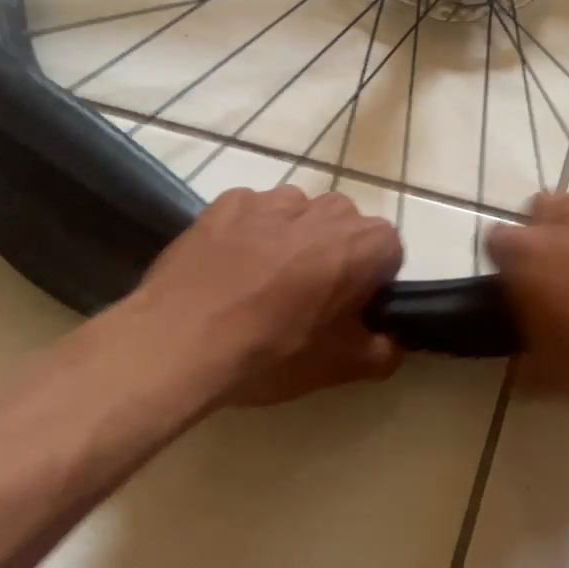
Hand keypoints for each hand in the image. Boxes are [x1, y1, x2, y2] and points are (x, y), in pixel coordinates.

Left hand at [123, 184, 404, 406]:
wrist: (174, 345)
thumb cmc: (271, 353)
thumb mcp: (341, 367)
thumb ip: (385, 351)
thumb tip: (394, 341)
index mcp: (367, 244)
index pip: (389, 252)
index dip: (370, 281)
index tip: (346, 310)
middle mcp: (331, 210)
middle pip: (345, 227)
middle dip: (332, 254)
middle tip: (303, 299)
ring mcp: (276, 201)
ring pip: (298, 215)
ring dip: (290, 240)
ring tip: (258, 283)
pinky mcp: (228, 203)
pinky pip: (251, 213)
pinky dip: (247, 233)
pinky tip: (227, 269)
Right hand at [484, 188, 568, 415]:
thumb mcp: (543, 361)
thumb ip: (528, 322)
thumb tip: (530, 316)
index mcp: (527, 254)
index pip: (498, 239)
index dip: (508, 259)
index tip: (517, 277)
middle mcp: (565, 220)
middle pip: (544, 206)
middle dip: (546, 229)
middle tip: (559, 263)